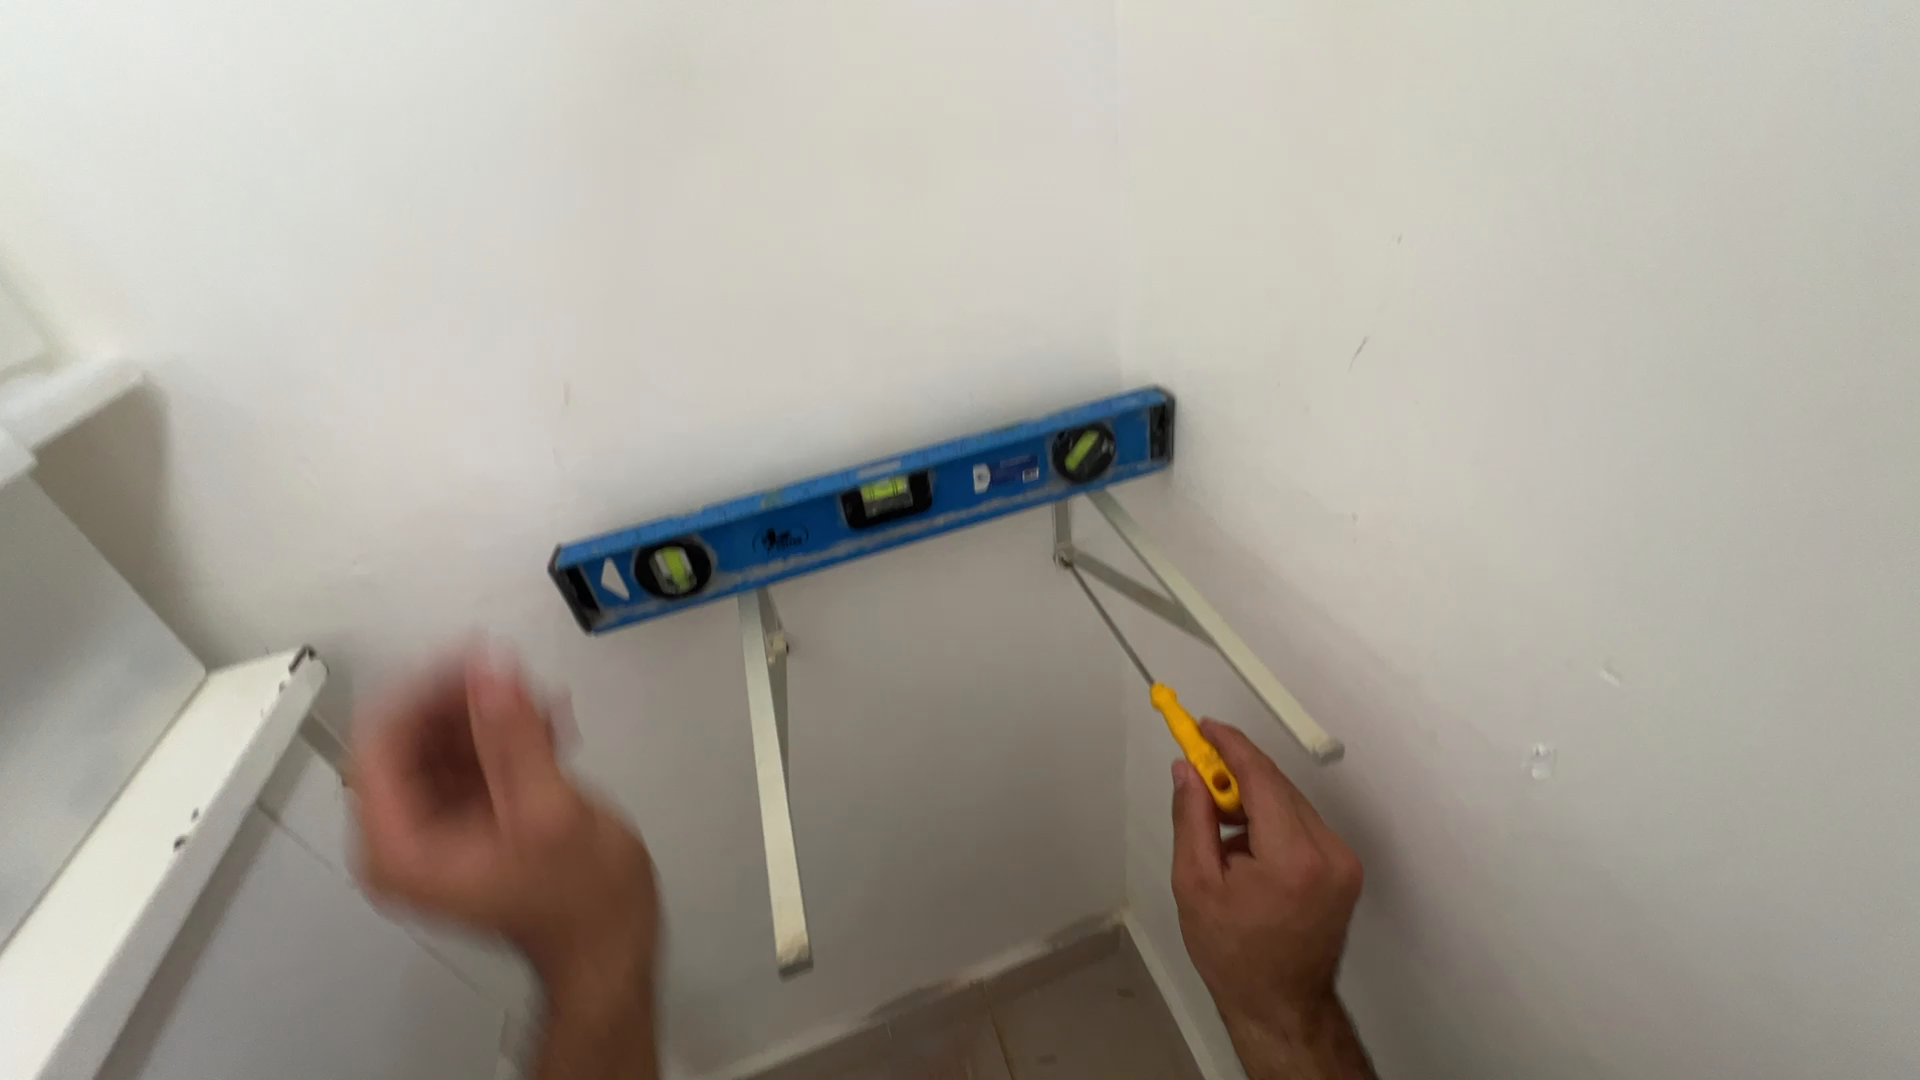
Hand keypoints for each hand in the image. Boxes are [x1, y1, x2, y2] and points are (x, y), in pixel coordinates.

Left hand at [349, 649, 657, 1004]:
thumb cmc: (580, 900)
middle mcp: (410, 839)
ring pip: (447, 745)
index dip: (423, 694)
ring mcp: (445, 830)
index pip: (380, 747)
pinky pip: (476, 760)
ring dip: (493, 714)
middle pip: (412, 742)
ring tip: (538, 701)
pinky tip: (548, 723)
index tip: (471, 660)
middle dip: (465, 703)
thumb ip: (516, 738)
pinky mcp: (479, 820)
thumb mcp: (548, 811)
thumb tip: (492, 676)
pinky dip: (510, 734)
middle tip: (510, 675)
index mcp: (403, 848)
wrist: (610, 939)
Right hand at [1170, 719, 1372, 1078]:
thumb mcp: (1194, 882)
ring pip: (1288, 800)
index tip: (1201, 726)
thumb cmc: (1231, 951)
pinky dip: (1267, 816)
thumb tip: (1186, 768)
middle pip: (1276, 784)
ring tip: (1214, 818)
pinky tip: (1241, 839)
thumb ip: (1191, 817)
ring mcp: (1342, 861)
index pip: (1261, 778)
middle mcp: (1328, 854)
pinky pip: (1299, 821)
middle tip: (1195, 766)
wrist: (1281, 1006)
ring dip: (1250, 794)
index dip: (1229, 745)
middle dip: (1234, 769)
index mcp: (1292, 859)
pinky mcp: (1343, 869)